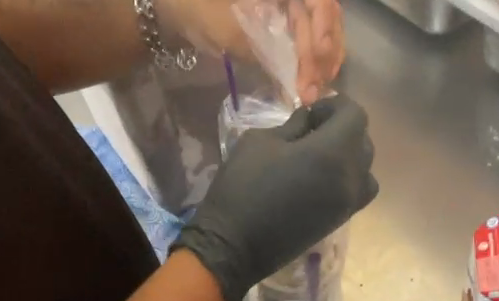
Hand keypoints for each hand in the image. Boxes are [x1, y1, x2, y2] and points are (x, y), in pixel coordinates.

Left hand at [159, 0, 344, 102]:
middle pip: (325, 16)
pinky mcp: (285, 18)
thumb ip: (268, 56)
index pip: (320, 0)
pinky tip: (310, 83)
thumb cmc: (199, 8)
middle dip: (322, 55)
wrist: (173, 7)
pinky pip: (308, 37)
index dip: (324, 31)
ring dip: (320, 62)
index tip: (316, 61)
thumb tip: (295, 87)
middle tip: (313, 91)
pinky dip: (311, 60)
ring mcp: (289, 1)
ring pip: (321, 28)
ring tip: (312, 93)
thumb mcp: (236, 31)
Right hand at [171, 96, 377, 300]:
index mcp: (332, 153)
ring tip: (319, 158)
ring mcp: (347, 204)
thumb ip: (293, 126)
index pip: (355, 116)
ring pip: (365, 171)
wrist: (237, 245)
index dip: (334, 107)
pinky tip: (318, 180)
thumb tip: (308, 121)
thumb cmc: (244, 186)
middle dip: (342, 130)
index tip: (309, 113)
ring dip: (348, 158)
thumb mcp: (261, 141)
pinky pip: (356, 194)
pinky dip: (345, 180)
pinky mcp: (339, 222)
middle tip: (312, 132)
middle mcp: (349, 178)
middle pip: (364, 143)